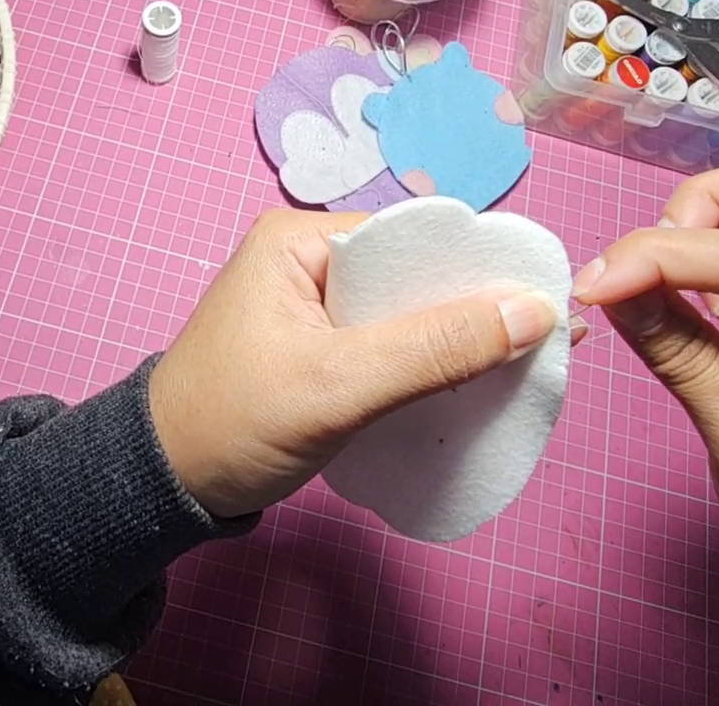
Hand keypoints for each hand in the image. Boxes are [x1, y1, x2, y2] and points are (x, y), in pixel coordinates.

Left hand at [149, 209, 577, 518]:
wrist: (170, 481)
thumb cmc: (235, 421)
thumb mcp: (337, 384)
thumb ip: (432, 347)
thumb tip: (531, 309)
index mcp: (299, 238)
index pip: (407, 236)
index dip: (476, 267)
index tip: (546, 301)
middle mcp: (308, 256)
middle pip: (410, 272)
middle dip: (472, 306)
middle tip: (549, 340)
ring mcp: (314, 301)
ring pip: (404, 309)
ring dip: (454, 338)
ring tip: (523, 363)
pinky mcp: (320, 342)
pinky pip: (388, 340)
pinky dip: (426, 361)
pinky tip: (470, 382)